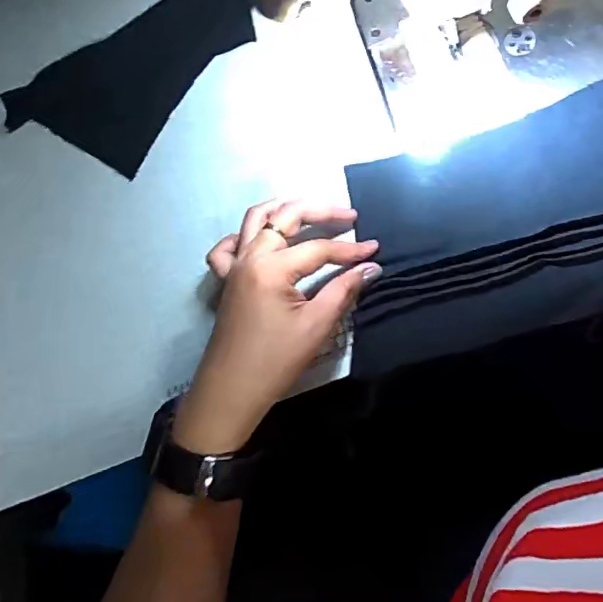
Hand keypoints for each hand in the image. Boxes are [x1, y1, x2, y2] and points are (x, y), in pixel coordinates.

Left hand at [172, 199, 380, 452]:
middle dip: (321, 210)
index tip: (375, 249)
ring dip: (285, 209)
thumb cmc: (276, 360)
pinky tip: (264, 240)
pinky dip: (247, 234)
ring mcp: (234, 267)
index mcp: (272, 268)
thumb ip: (345, 289)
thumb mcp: (317, 325)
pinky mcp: (227, 280)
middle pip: (286, 216)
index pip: (319, 247)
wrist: (230, 392)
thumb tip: (371, 266)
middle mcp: (250, 257)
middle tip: (350, 216)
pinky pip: (229, 246)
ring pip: (256, 218)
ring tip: (312, 211)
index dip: (351, 249)